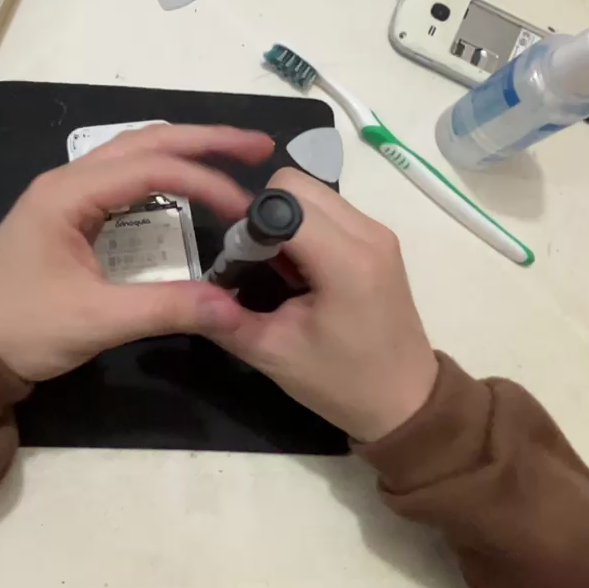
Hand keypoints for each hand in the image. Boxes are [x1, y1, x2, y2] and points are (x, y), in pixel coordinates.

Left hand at [0, 125, 274, 380]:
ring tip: (233, 157)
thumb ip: (166, 308)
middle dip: (204, 140)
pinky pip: (124, 177)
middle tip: (258, 147)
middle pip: (145, 141)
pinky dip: (163, 174)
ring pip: (134, 152)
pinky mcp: (70, 212)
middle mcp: (68, 180)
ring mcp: (67, 193)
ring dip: (184, 150)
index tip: (245, 209)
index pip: (151, 168)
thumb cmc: (24, 328)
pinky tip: (188, 185)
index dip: (206, 181)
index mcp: (68, 193)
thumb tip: (233, 307)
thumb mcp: (96, 320)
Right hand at [203, 168, 440, 441]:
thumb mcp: (271, 353)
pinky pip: (328, 208)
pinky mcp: (378, 238)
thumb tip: (182, 291)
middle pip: (296, 184)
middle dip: (263, 214)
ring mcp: (377, 231)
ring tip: (280, 268)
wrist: (406, 403)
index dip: (248, 223)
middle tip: (256, 263)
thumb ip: (223, 316)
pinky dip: (304, 225)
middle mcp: (368, 232)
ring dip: (284, 218)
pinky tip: (301, 269)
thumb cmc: (340, 382)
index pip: (283, 201)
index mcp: (346, 260)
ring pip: (312, 191)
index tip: (239, 261)